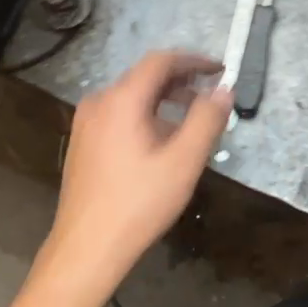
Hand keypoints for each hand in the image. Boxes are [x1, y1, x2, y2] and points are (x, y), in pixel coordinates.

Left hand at [44, 51, 231, 285]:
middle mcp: (98, 103)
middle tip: (211, 99)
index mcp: (121, 100)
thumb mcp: (184, 162)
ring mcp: (85, 124)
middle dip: (181, 83)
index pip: (160, 61)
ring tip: (191, 126)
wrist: (88, 245)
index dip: (194, 61)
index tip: (220, 70)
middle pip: (144, 78)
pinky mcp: (83, 144)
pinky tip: (160, 146)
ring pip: (131, 98)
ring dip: (164, 102)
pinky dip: (145, 118)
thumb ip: (207, 120)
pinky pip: (118, 117)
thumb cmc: (140, 203)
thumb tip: (224, 90)